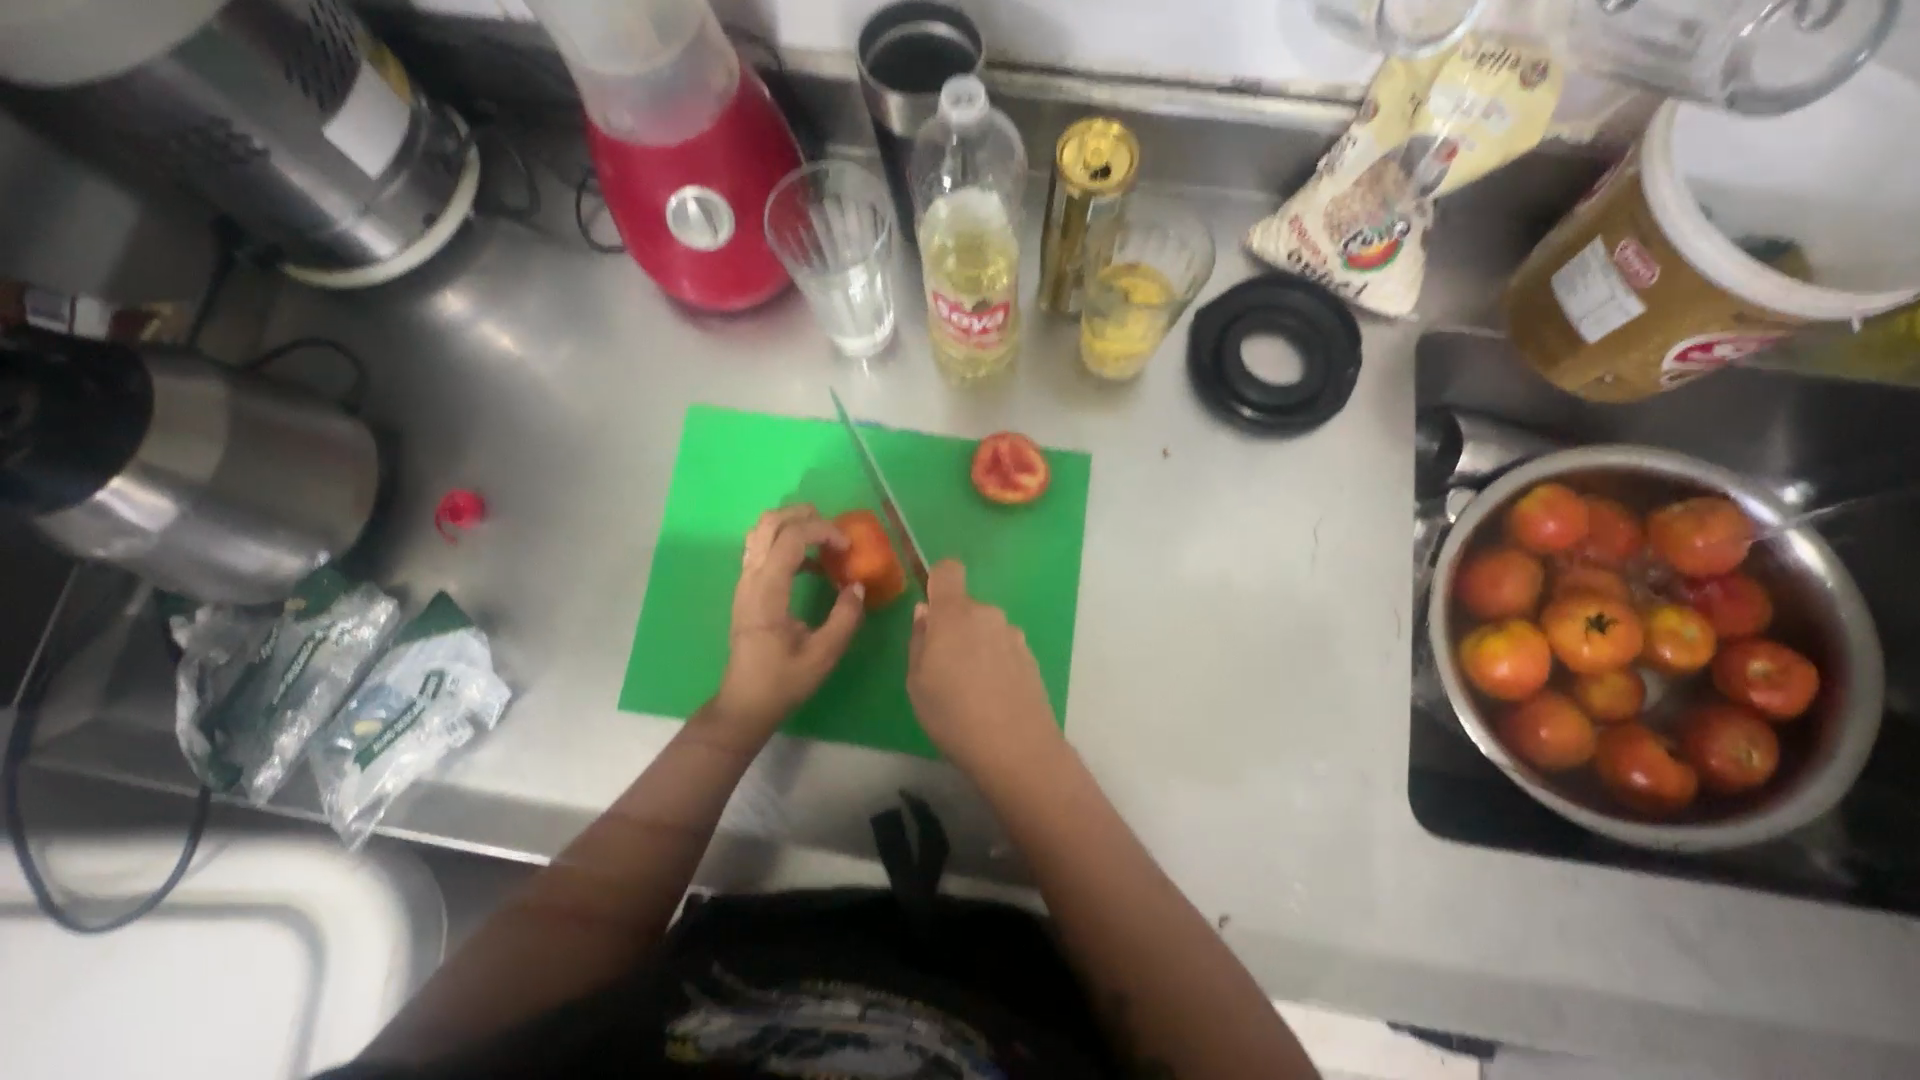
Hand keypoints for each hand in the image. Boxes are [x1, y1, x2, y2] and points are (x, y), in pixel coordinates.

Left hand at [712, 505, 865, 739]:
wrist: (745, 703)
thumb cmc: (783, 682)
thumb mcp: (823, 655)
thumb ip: (844, 618)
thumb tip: (857, 586)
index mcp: (767, 592)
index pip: (790, 539)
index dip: (822, 531)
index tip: (847, 547)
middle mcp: (750, 579)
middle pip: (769, 522)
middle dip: (804, 516)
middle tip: (835, 531)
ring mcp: (744, 582)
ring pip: (761, 531)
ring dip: (792, 525)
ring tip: (824, 540)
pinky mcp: (746, 589)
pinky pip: (761, 548)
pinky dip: (785, 542)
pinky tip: (810, 564)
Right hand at [907, 560, 1060, 773]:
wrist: (1016, 748)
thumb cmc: (953, 714)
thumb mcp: (916, 682)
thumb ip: (919, 641)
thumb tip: (926, 615)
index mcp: (954, 614)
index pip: (948, 570)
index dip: (938, 581)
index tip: (931, 610)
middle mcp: (988, 615)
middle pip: (965, 607)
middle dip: (953, 627)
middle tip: (943, 668)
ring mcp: (1014, 636)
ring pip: (986, 629)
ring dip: (976, 647)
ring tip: (970, 689)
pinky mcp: (1031, 657)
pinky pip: (1003, 648)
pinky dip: (995, 663)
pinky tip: (992, 697)